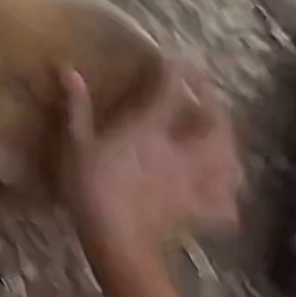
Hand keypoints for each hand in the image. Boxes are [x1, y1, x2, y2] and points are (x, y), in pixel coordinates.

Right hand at [60, 66, 243, 254]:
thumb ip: (76, 105)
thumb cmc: (90, 185)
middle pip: (213, 121)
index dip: (174, 72)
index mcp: (150, 130)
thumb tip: (66, 67)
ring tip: (219, 127)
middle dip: (211, 99)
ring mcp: (202, 180)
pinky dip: (228, 180)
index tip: (175, 57)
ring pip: (229, 153)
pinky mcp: (207, 207)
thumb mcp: (75, 142)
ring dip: (226, 135)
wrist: (120, 239)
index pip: (169, 93)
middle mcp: (185, 150)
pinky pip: (228, 190)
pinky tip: (223, 181)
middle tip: (204, 86)